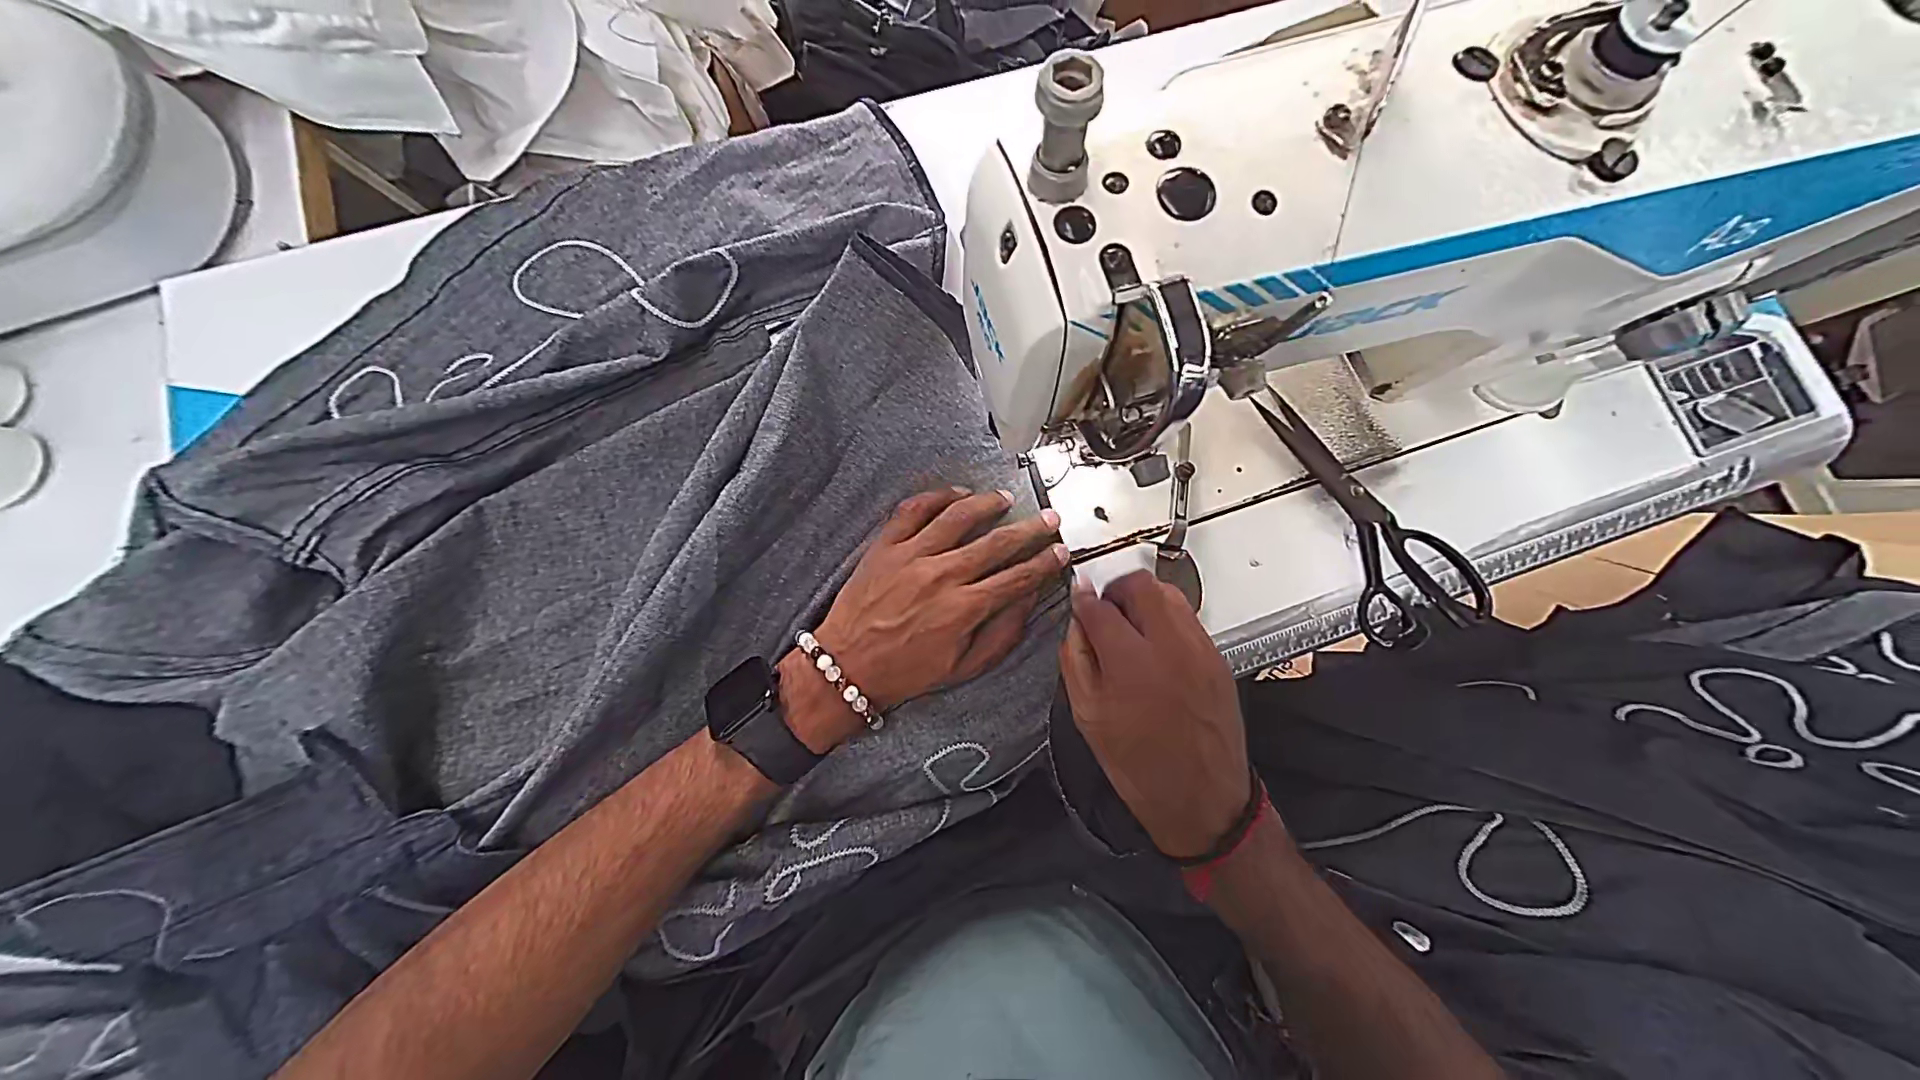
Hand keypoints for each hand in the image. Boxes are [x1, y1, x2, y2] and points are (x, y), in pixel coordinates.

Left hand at [810, 486, 1066, 717]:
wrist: (848, 666)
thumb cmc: (903, 671)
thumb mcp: (963, 667)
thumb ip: (1002, 634)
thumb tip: (1027, 603)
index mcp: (963, 608)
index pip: (1018, 576)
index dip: (1045, 562)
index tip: (1058, 552)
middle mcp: (941, 576)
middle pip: (998, 542)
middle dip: (1031, 529)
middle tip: (1047, 519)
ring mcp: (911, 557)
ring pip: (959, 516)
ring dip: (988, 504)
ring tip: (1004, 499)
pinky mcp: (886, 547)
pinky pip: (914, 510)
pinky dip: (938, 496)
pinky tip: (955, 494)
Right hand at [1060, 570, 1250, 859]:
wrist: (1201, 798)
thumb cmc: (1143, 767)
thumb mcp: (1088, 716)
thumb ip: (1076, 661)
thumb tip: (1075, 626)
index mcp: (1130, 662)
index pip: (1098, 606)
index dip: (1082, 600)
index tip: (1078, 602)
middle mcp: (1170, 648)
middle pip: (1139, 584)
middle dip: (1115, 589)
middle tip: (1105, 608)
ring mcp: (1199, 650)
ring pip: (1169, 593)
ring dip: (1143, 599)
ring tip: (1131, 623)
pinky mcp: (1217, 658)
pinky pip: (1189, 618)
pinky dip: (1167, 618)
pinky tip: (1155, 643)